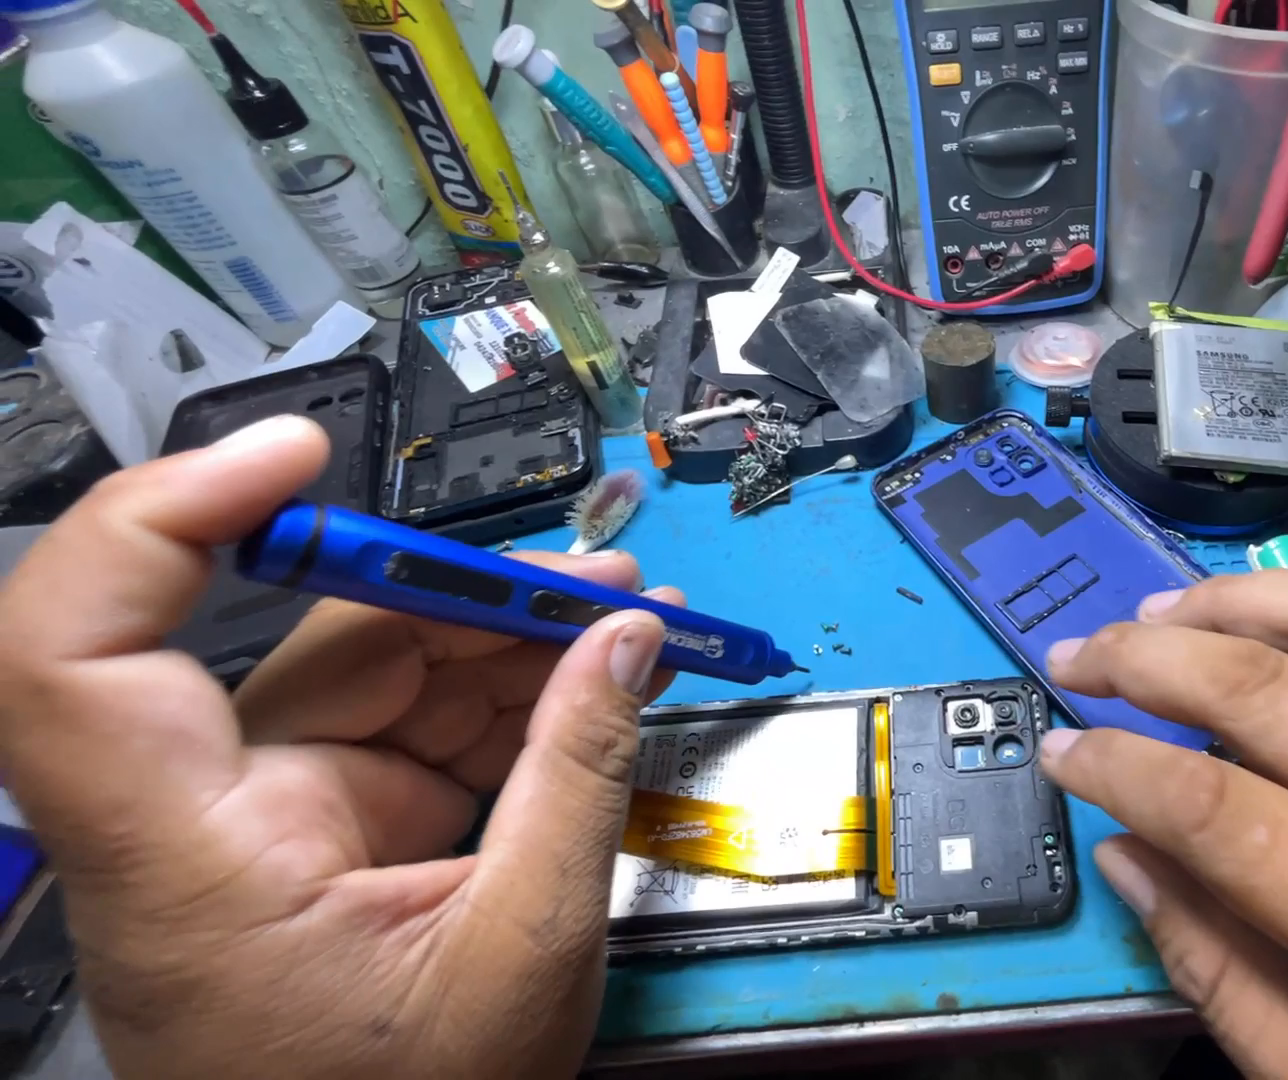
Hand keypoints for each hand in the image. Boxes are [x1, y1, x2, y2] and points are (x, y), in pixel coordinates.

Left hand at [0, 416, 679, 1078]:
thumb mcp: (530, 938)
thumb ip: (581, 772)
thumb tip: (628, 640)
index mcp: (200, 863)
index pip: (86, 659)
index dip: (166, 526)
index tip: (298, 454)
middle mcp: (225, 814)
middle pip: (331, 645)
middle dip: (480, 596)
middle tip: (605, 581)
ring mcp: (297, 811)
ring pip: (402, 670)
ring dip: (521, 636)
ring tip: (628, 618)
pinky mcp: (359, 815)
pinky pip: (441, 716)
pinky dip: (524, 687)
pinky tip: (597, 673)